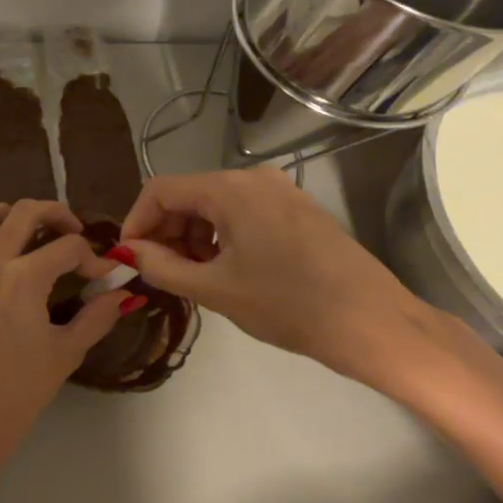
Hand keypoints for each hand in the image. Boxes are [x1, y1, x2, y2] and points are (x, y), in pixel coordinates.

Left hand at [0, 200, 130, 450]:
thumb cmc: (23, 387)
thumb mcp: (67, 350)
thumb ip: (97, 316)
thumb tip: (122, 294)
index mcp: (25, 277)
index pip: (68, 248)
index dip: (93, 258)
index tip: (104, 277)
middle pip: (22, 214)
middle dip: (53, 212)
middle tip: (69, 229)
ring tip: (15, 222)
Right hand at [118, 169, 450, 393]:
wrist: (374, 324)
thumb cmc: (288, 304)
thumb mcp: (214, 290)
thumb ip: (161, 267)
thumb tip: (128, 253)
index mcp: (231, 188)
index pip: (160, 190)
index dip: (135, 222)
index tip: (128, 258)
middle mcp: (254, 178)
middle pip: (187, 195)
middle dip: (164, 231)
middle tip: (158, 272)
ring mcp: (280, 192)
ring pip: (213, 205)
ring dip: (191, 237)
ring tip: (191, 278)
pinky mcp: (297, 210)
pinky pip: (241, 213)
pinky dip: (220, 237)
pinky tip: (223, 271)